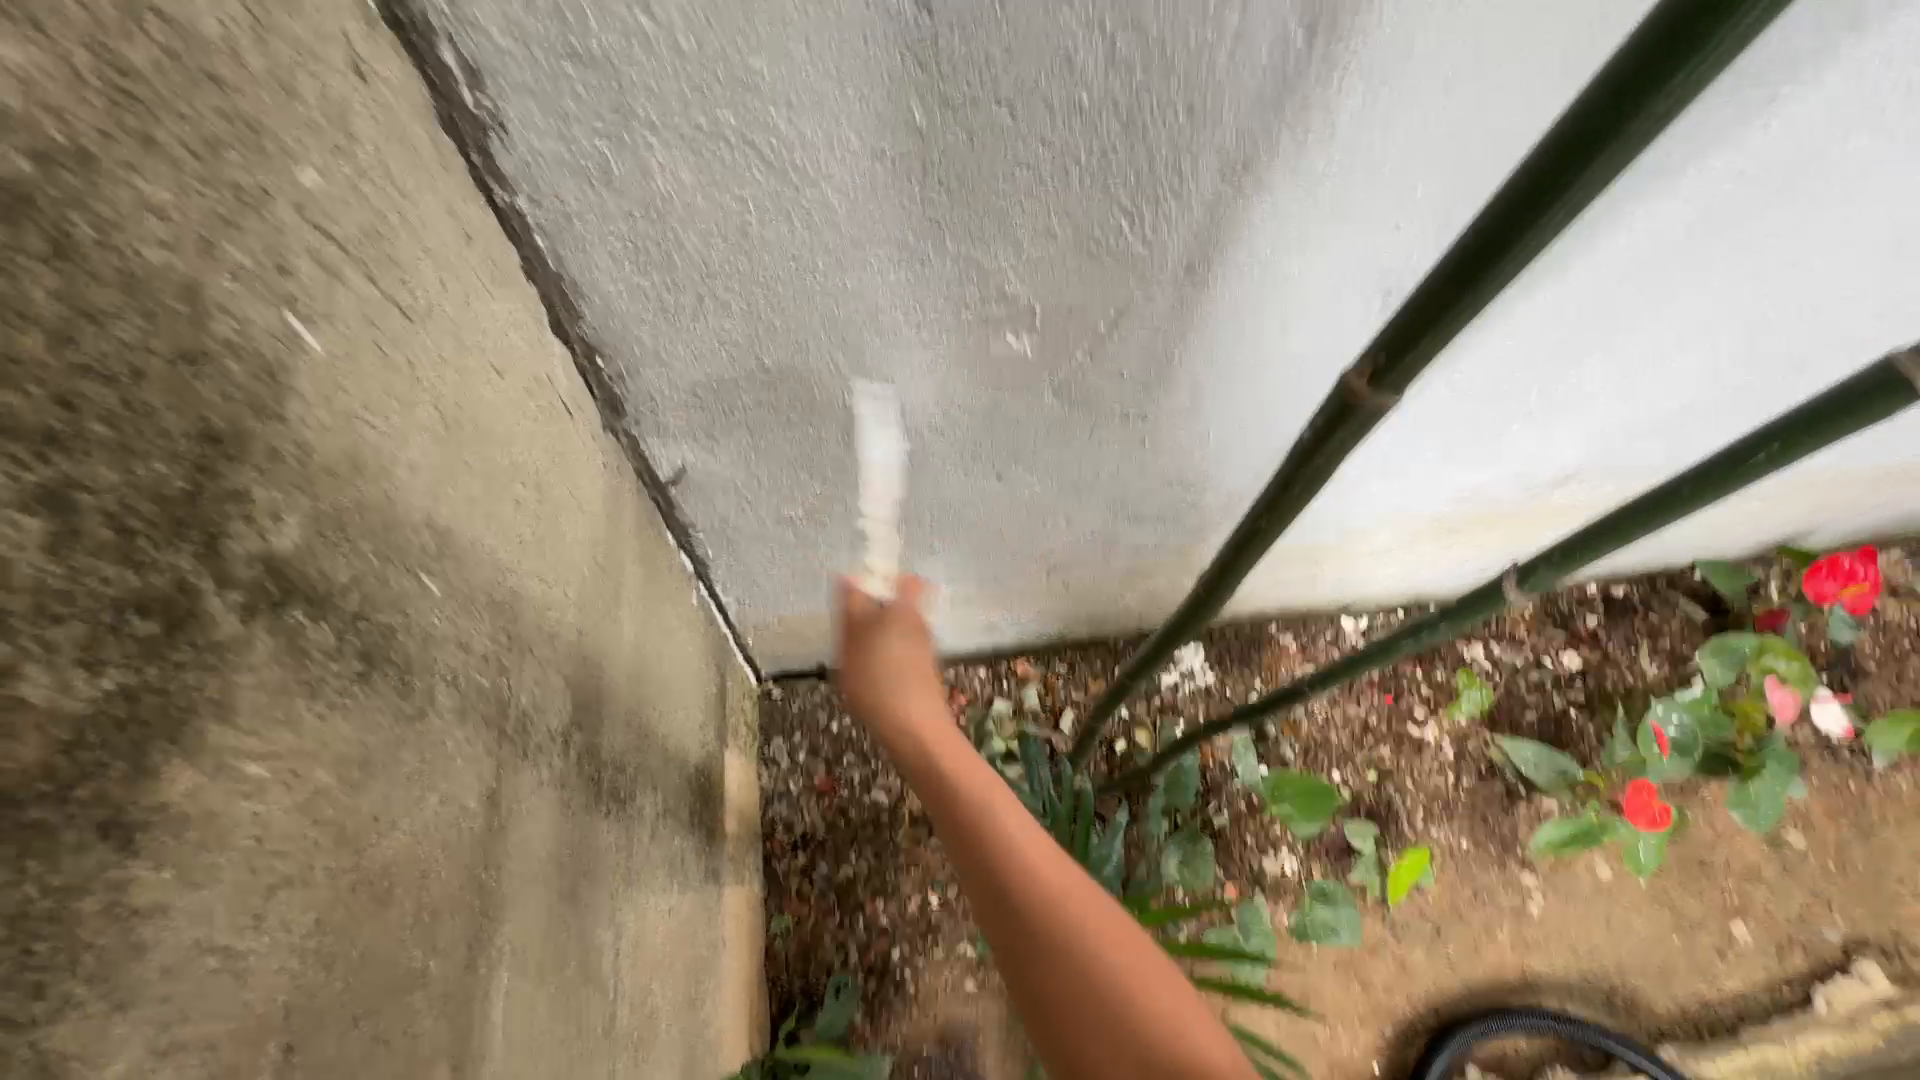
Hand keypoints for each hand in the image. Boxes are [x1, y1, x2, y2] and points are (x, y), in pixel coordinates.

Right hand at [834, 575, 947, 740]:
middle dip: (879, 614)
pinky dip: (888, 662)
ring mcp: (925, 649)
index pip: (906, 580)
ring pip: (901, 632)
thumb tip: (849, 576)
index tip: (863, 593)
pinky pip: (903, 655)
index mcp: (904, 609)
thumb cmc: (877, 680)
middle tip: (851, 633)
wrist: (915, 728)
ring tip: (857, 663)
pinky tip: (871, 683)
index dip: (887, 580)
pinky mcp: (925, 672)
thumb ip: (851, 607)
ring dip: (881, 640)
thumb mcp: (852, 640)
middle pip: (902, 607)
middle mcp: (920, 624)